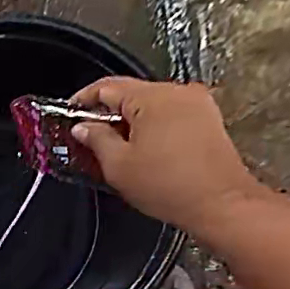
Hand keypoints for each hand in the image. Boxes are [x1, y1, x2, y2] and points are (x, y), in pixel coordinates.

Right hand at [70, 78, 268, 230]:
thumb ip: (96, 139)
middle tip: (87, 135)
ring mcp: (196, 104)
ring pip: (150, 104)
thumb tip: (83, 128)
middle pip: (131, 93)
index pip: (108, 86)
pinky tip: (140, 150)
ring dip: (128, 121)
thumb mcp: (117, 165)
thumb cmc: (169, 186)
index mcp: (153, 98)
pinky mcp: (206, 119)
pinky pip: (169, 114)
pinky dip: (150, 126)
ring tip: (113, 148)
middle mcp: (178, 93)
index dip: (84, 98)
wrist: (219, 202)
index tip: (70, 111)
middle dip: (106, 112)